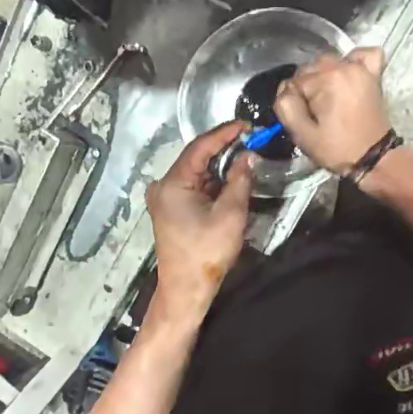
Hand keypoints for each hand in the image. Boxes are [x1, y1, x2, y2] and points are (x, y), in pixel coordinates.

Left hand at [146, 120, 255, 317]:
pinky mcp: (170, 209)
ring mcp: (164, 198)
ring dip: (218, 165)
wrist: (187, 288)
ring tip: (244, 155)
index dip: (224, 133)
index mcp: (173, 183)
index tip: (246, 125)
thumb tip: (248, 156)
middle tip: (249, 139)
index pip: (200, 147)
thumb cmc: (207, 251)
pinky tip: (229, 177)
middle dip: (223, 148)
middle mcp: (163, 185)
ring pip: (195, 172)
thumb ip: (239, 180)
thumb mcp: (230, 213)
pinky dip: (211, 181)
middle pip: (196, 157)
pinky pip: (193, 185)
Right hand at [274, 47, 391, 174]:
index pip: (293, 82)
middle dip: (306, 89)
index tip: (303, 120)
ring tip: (328, 100)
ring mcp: (361, 68)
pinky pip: (363, 54)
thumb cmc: (337, 148)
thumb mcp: (303, 135)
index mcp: (326, 80)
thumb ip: (286, 107)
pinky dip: (353, 60)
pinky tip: (347, 75)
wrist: (374, 157)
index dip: (294, 102)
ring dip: (323, 77)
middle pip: (309, 69)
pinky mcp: (373, 74)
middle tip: (315, 113)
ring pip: (328, 61)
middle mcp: (343, 66)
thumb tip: (284, 91)